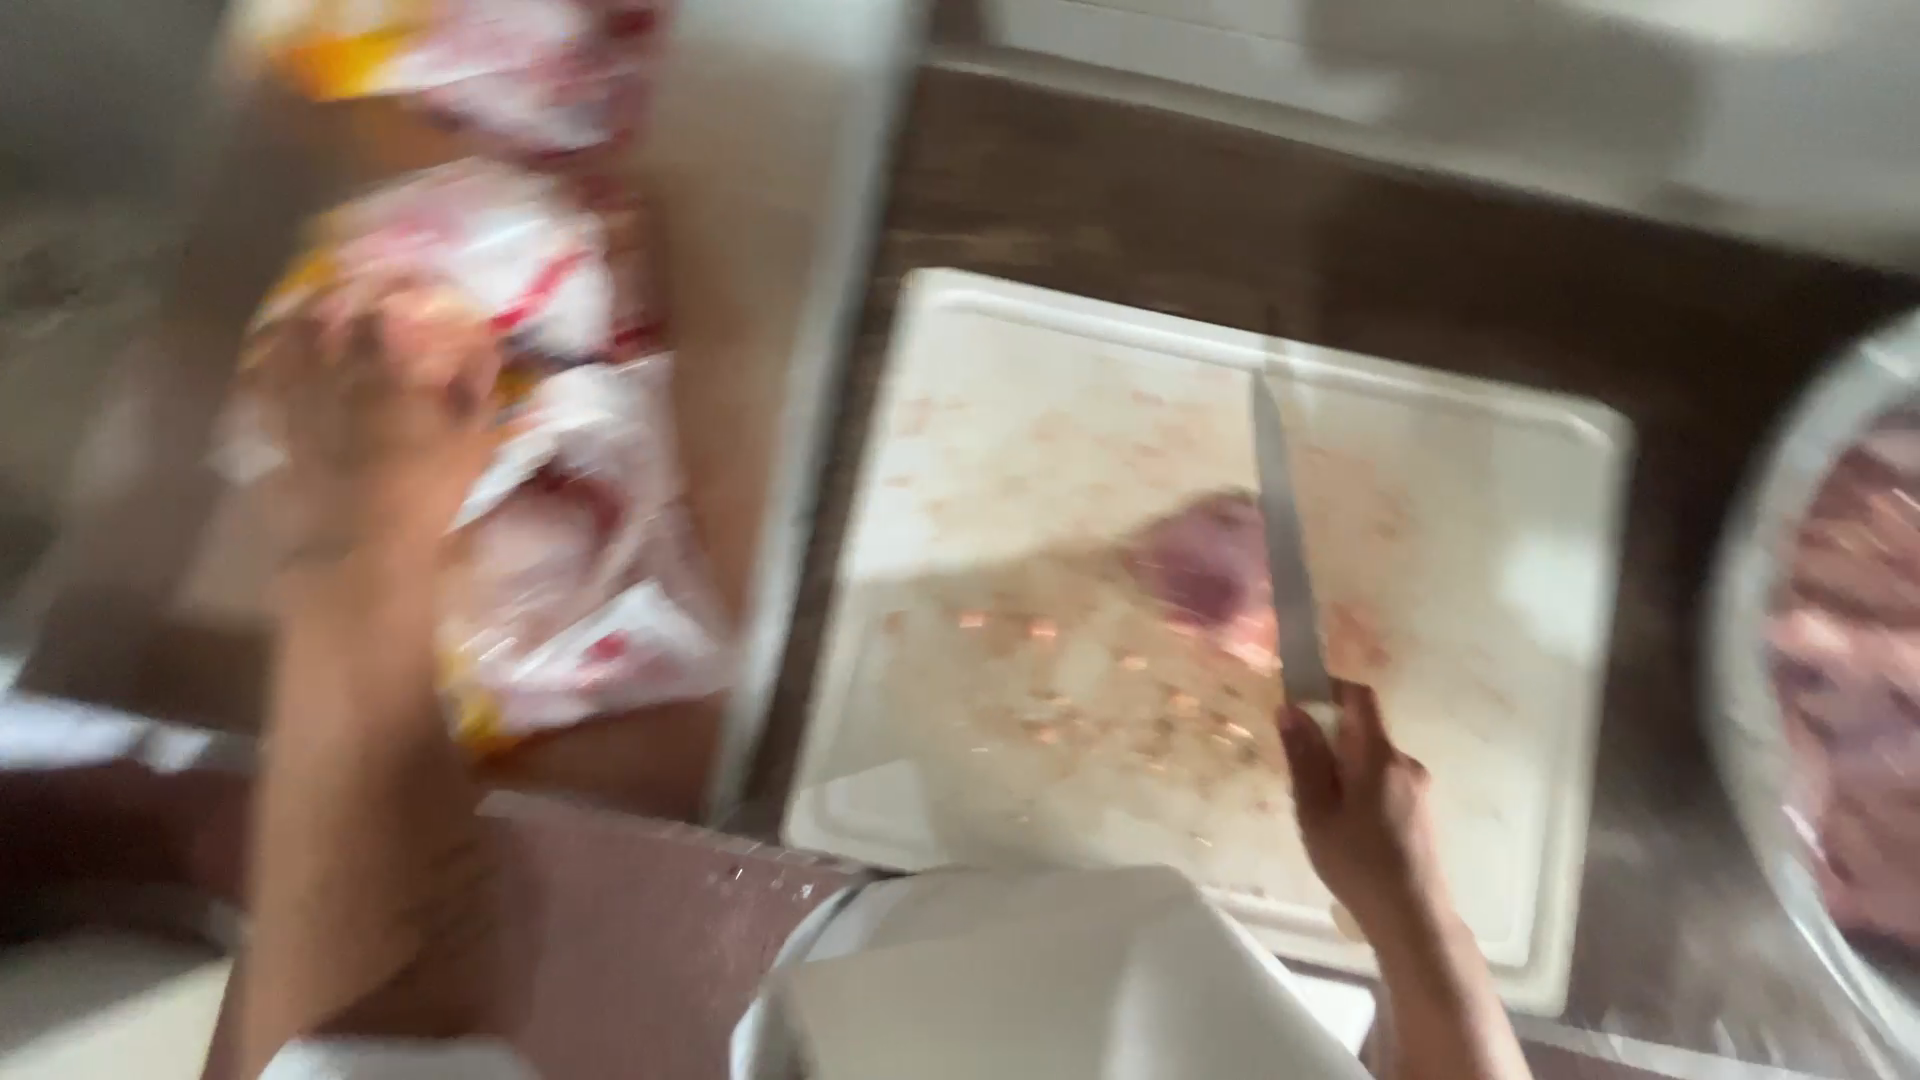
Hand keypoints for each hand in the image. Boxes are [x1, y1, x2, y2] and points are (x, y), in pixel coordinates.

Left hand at [243, 273, 501, 577]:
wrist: (365, 539)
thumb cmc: (428, 489)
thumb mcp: (473, 442)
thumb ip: (478, 390)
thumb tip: (491, 348)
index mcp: (387, 375)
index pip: (382, 315)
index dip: (392, 289)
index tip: (406, 277)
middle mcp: (335, 375)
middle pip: (328, 319)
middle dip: (341, 293)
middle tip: (352, 279)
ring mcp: (300, 399)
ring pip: (287, 342)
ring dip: (298, 317)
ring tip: (310, 302)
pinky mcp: (278, 427)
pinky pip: (263, 382)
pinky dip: (267, 361)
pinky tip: (271, 354)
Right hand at [1278, 681, 1451, 950]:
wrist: (1412, 919)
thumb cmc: (1355, 862)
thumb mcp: (1315, 809)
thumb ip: (1303, 756)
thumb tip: (1290, 708)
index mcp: (1379, 756)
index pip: (1359, 697)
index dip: (1328, 688)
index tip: (1299, 702)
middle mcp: (1405, 762)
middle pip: (1361, 729)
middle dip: (1327, 737)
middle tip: (1299, 773)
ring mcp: (1417, 786)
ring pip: (1369, 756)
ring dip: (1341, 765)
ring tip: (1319, 807)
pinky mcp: (1420, 808)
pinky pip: (1381, 777)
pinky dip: (1357, 783)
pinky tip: (1344, 823)